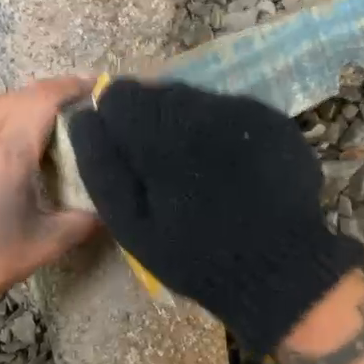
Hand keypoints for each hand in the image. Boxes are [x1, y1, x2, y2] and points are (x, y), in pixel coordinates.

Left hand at [0, 78, 101, 330]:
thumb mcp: (49, 241)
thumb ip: (87, 215)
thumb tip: (111, 198)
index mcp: (5, 152)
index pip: (42, 99)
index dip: (70, 87)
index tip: (93, 87)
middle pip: (20, 97)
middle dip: (51, 97)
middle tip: (76, 109)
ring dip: (20, 102)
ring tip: (40, 118)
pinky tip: (1, 123)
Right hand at [64, 79, 363, 356]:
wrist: (279, 270)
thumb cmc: (194, 253)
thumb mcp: (130, 223)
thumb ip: (101, 164)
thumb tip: (83, 116)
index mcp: (161, 131)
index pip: (120, 94)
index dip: (115, 121)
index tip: (125, 153)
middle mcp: (203, 107)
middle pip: (158, 92)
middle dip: (150, 122)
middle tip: (161, 168)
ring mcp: (243, 109)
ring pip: (195, 99)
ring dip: (185, 123)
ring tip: (196, 169)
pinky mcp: (273, 119)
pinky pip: (230, 110)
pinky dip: (220, 130)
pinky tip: (229, 168)